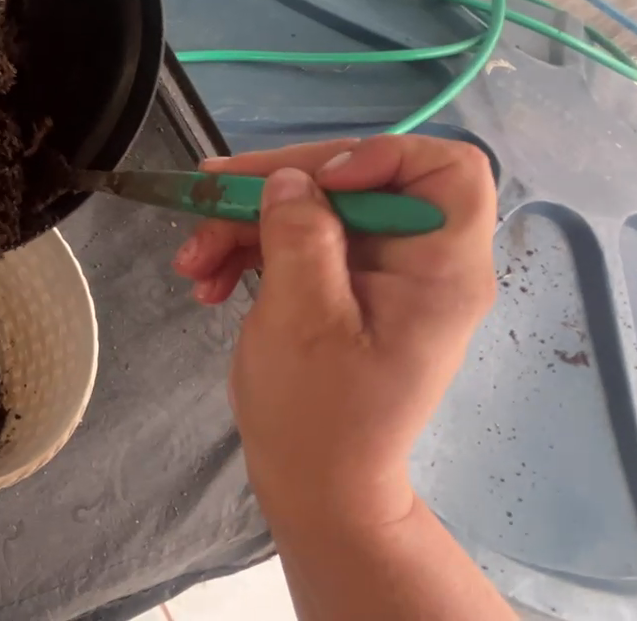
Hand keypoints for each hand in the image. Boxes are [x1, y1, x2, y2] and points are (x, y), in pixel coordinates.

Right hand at [173, 135, 497, 533]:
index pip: (446, 169)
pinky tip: (205, 279)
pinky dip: (243, 250)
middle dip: (272, 188)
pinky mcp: (335, 283)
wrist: (313, 479)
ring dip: (241, 224)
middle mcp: (414, 259)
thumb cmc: (319, 410)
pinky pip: (290, 239)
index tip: (313, 183)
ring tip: (191, 260)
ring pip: (307, 208)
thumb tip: (290, 177)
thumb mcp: (303, 319)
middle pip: (351, 181)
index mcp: (437, 268)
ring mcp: (373, 272)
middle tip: (208, 193)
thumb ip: (301, 239)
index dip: (380, 156)